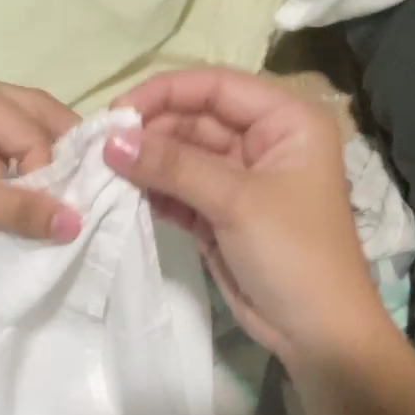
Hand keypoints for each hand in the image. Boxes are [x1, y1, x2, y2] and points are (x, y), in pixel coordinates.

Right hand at [110, 67, 414, 414]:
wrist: (314, 329)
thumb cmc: (292, 253)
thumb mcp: (235, 201)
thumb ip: (174, 166)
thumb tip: (112, 141)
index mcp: (286, 120)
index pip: (216, 86)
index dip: (164, 93)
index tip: (115, 115)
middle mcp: (263, 142)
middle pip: (195, 120)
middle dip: (150, 132)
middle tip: (99, 149)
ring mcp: (238, 182)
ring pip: (183, 158)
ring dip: (146, 165)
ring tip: (102, 172)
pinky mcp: (218, 217)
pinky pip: (180, 193)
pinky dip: (153, 193)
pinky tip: (122, 195)